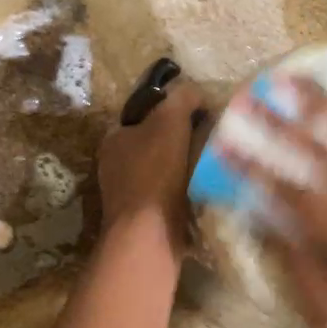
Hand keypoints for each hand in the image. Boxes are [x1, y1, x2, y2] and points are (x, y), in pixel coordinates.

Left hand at [96, 78, 205, 264]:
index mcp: (114, 138)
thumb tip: (195, 92)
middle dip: (181, 139)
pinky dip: (185, 191)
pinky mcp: (144, 219)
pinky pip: (170, 195)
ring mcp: (128, 195)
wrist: (149, 236)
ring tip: (212, 164)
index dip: (171, 109)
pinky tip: (204, 189)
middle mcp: (116, 165)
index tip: (197, 114)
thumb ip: (182, 97)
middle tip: (209, 138)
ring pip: (164, 170)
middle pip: (155, 142)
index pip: (144, 113)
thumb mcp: (170, 120)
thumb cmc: (156, 172)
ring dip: (186, 166)